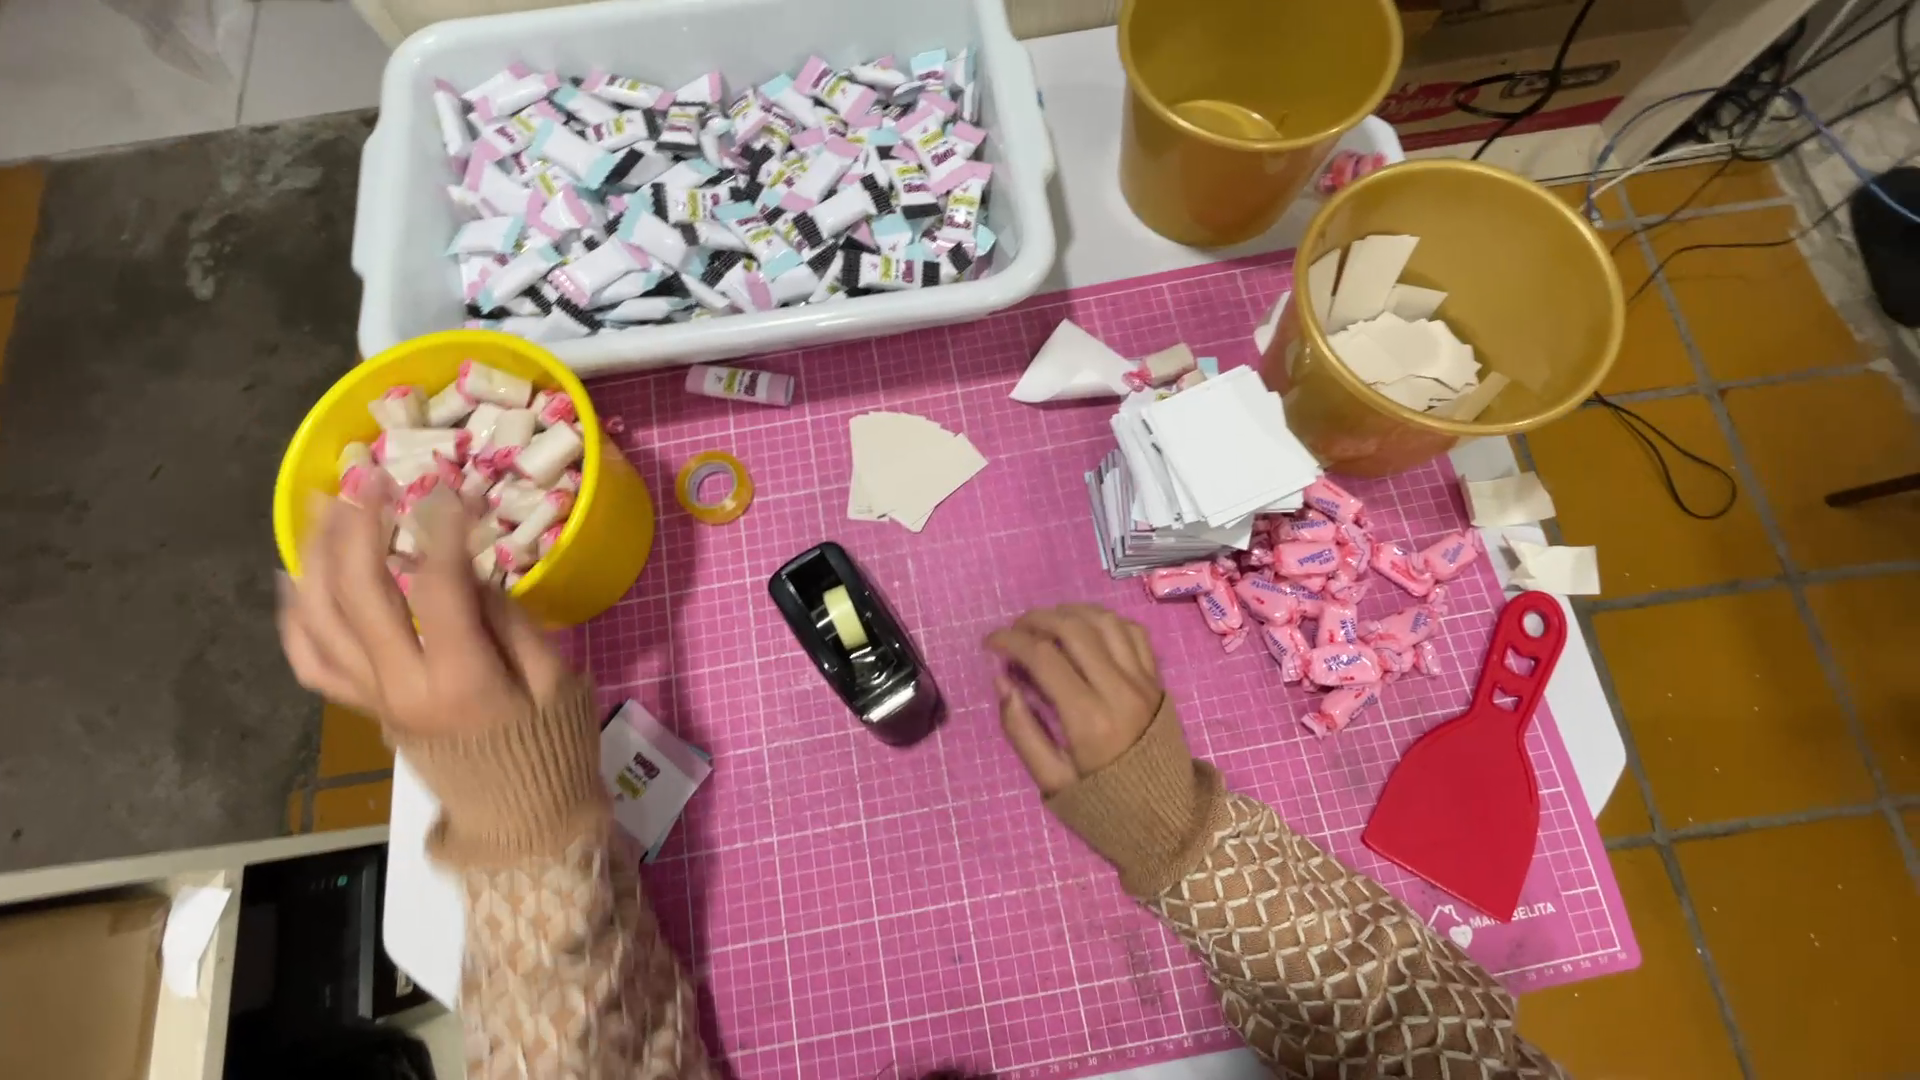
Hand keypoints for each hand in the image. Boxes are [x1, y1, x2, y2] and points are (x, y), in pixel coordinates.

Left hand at [276, 475, 569, 737]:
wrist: (520, 814)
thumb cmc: (553, 745)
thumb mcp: (556, 682)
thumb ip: (513, 625)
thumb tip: (473, 574)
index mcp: (462, 681)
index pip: (439, 591)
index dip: (443, 533)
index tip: (451, 490)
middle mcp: (402, 686)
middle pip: (362, 596)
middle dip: (362, 529)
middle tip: (372, 481)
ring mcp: (374, 699)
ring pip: (321, 621)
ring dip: (318, 557)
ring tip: (325, 507)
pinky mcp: (365, 707)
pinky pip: (311, 660)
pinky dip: (295, 616)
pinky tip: (295, 576)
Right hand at [985, 604, 1167, 795]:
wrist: (1167, 820)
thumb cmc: (1104, 805)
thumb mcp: (1051, 779)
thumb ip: (1020, 729)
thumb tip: (1001, 680)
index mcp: (1088, 718)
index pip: (1043, 657)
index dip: (1010, 641)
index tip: (990, 643)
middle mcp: (1118, 689)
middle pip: (1073, 628)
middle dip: (1035, 620)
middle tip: (1014, 630)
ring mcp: (1142, 680)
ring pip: (1104, 621)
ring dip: (1069, 612)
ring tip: (1045, 623)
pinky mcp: (1157, 679)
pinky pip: (1132, 632)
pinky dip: (1104, 620)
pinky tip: (1085, 630)